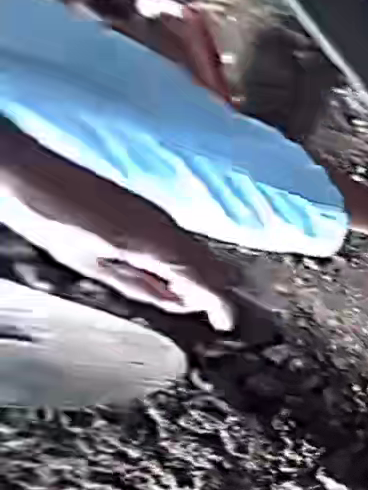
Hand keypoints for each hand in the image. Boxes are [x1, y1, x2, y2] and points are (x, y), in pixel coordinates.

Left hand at [0, 131, 233, 329]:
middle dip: (210, 292)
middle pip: (219, 272)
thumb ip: (136, 285)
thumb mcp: (84, 262)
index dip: (223, 310)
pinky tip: (150, 261)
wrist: (17, 164)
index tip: (224, 324)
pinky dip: (182, 259)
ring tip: (161, 282)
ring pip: (206, 257)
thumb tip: (172, 301)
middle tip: (183, 302)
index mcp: (159, 251)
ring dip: (196, 275)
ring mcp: (164, 219)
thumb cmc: (40, 213)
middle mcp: (173, 233)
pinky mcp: (152, 210)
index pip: (213, 288)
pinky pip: (186, 242)